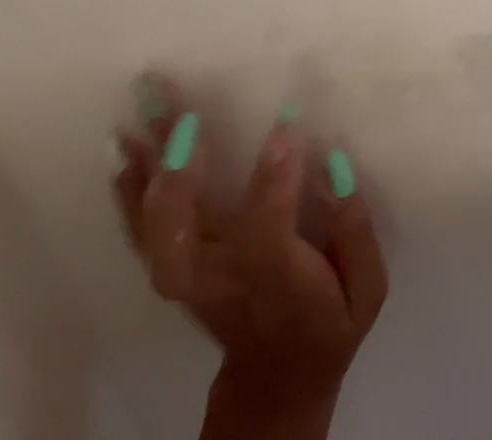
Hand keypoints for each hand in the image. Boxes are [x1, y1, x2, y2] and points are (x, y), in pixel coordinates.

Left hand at [112, 76, 387, 439]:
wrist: (276, 377)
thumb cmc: (329, 322)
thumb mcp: (366, 287)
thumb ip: (354, 233)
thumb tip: (333, 168)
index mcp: (275, 281)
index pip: (266, 229)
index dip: (276, 176)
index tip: (287, 121)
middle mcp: (221, 279)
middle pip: (183, 236)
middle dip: (180, 177)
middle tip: (185, 117)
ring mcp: (189, 277)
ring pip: (154, 230)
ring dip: (147, 170)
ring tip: (142, 114)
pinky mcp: (174, 270)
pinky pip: (141, 234)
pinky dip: (128, 192)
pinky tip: (125, 151)